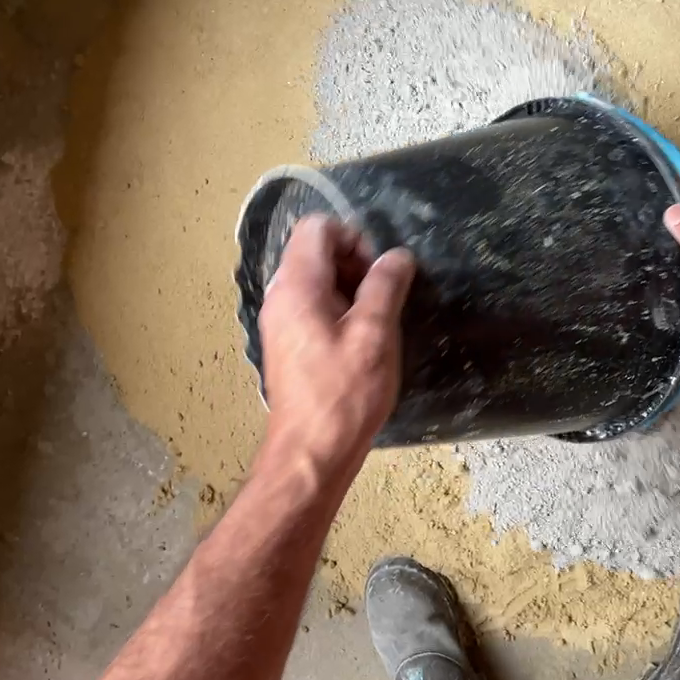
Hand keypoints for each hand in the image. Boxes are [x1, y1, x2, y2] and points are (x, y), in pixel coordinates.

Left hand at [258, 215, 415, 471]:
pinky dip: (341, 311)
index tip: (379, 273)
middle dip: (356, 264)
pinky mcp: (291, 343)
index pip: (318, 228)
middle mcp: (281, 297)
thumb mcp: (375, 335)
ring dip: (352, 290)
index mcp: (297, 287)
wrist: (312, 451)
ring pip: (318, 280)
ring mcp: (282, 321)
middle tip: (383, 300)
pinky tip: (362, 342)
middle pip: (316, 251)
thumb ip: (386, 286)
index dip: (355, 239)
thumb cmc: (345, 393)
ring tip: (376, 324)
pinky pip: (315, 307)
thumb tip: (397, 257)